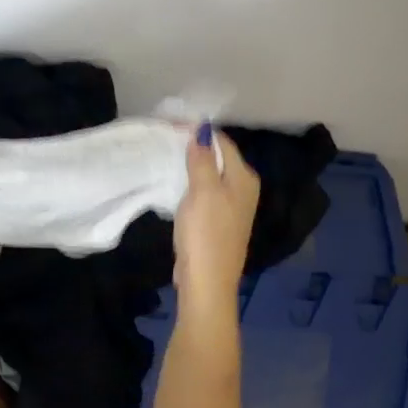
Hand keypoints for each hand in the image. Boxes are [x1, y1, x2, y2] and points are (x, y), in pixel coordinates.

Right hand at [175, 125, 259, 316]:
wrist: (206, 281)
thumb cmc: (206, 234)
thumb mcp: (202, 191)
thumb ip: (201, 159)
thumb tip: (201, 130)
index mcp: (244, 178)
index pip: (222, 142)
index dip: (197, 131)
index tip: (168, 125)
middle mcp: (243, 189)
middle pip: (218, 158)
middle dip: (193, 146)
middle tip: (163, 138)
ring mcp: (232, 208)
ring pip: (210, 176)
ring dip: (190, 166)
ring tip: (164, 157)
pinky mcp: (218, 223)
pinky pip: (205, 193)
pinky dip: (190, 184)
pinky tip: (174, 186)